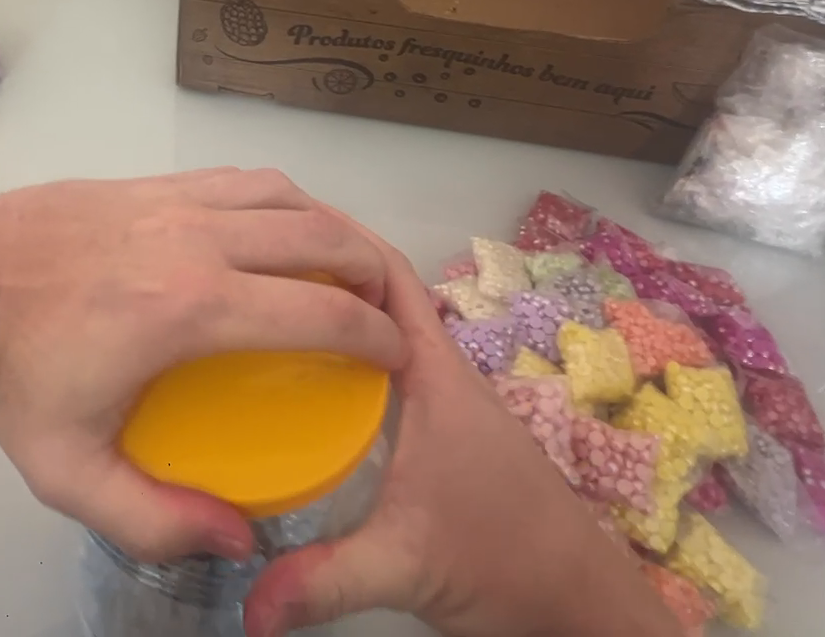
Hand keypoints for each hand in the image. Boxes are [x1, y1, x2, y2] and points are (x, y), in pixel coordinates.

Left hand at [0, 168, 406, 564]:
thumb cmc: (11, 376)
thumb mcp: (69, 472)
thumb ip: (154, 520)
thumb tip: (240, 540)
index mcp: (189, 308)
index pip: (318, 314)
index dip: (375, 336)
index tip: (397, 355)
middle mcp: (195, 238)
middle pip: (318, 238)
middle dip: (371, 269)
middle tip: (385, 305)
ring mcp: (172, 197)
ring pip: (283, 194)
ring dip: (328, 225)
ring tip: (341, 262)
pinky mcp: (150, 179)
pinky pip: (238, 179)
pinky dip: (278, 200)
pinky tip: (274, 229)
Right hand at [242, 226, 677, 636]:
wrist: (579, 604)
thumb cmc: (504, 560)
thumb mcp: (404, 566)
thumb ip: (323, 580)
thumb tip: (245, 606)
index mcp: (435, 373)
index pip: (390, 277)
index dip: (344, 240)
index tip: (283, 224)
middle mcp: (442, 371)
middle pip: (382, 292)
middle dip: (327, 266)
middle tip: (256, 261)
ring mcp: (447, 398)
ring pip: (386, 328)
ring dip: (340, 306)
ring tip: (270, 302)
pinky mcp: (445, 428)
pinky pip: (389, 365)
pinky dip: (351, 351)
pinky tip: (310, 375)